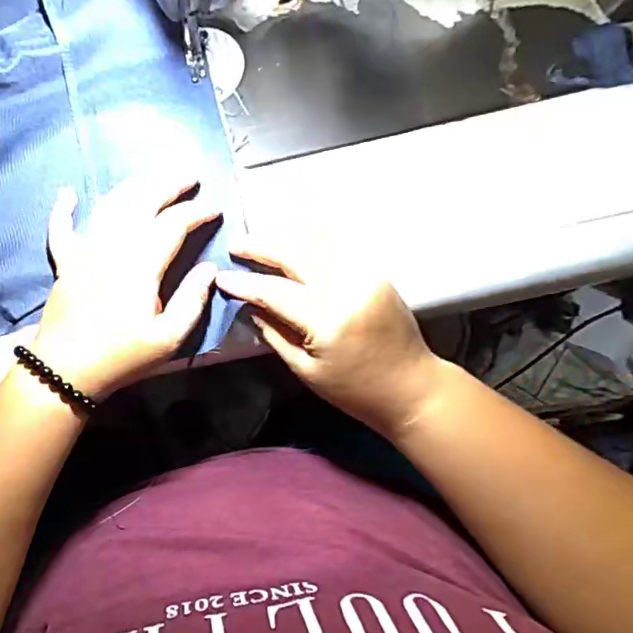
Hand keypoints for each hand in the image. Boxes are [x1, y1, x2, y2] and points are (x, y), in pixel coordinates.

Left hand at [29, 178, 220, 398]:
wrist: (65, 370)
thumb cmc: (122, 356)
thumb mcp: (168, 338)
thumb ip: (192, 300)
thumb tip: (209, 269)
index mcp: (142, 263)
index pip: (174, 223)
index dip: (197, 212)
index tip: (215, 209)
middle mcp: (112, 245)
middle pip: (142, 200)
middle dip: (168, 184)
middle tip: (190, 176)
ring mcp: (84, 250)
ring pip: (109, 205)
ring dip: (132, 186)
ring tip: (152, 179)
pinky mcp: (64, 262)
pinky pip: (60, 228)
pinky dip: (63, 209)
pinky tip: (67, 194)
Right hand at [213, 236, 446, 435]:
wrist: (411, 387)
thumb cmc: (354, 391)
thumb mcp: (305, 370)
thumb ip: (274, 334)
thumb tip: (249, 305)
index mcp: (328, 320)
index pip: (275, 291)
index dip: (245, 283)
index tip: (221, 277)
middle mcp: (348, 288)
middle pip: (296, 254)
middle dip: (263, 247)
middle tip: (236, 246)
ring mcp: (366, 276)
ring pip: (319, 244)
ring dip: (287, 241)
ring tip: (262, 244)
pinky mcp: (376, 274)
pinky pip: (338, 251)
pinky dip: (312, 246)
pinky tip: (295, 248)